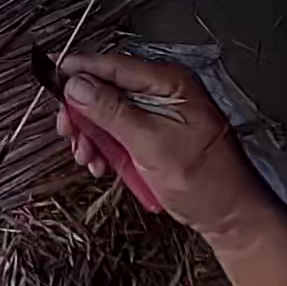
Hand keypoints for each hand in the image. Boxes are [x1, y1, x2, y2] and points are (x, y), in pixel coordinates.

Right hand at [53, 54, 273, 240]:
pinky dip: (104, 146)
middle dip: (83, 111)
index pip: (116, 66)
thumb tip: (76, 85)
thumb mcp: (151, 143)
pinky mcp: (153, 135)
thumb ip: (111, 111)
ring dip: (91, 134)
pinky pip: (118, 132)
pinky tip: (99, 162)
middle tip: (67, 130)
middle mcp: (163, 92)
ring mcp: (158, 115)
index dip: (82, 69)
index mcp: (170, 83)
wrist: (232, 220)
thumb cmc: (207, 181)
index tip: (54, 72)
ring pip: (108, 112)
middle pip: (108, 89)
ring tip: (86, 156)